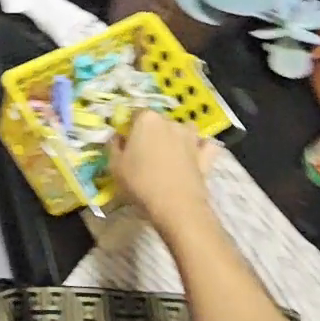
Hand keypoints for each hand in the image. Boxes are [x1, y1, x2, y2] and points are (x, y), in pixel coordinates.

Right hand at [109, 110, 217, 235]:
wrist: (176, 207)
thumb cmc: (141, 183)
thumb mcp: (115, 166)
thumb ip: (114, 146)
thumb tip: (119, 137)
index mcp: (146, 119)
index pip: (135, 113)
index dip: (130, 127)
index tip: (127, 142)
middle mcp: (170, 122)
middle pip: (159, 121)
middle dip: (152, 132)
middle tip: (145, 153)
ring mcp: (190, 137)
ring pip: (184, 129)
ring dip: (178, 136)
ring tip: (170, 154)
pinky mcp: (205, 154)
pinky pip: (205, 146)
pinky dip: (201, 148)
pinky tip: (196, 155)